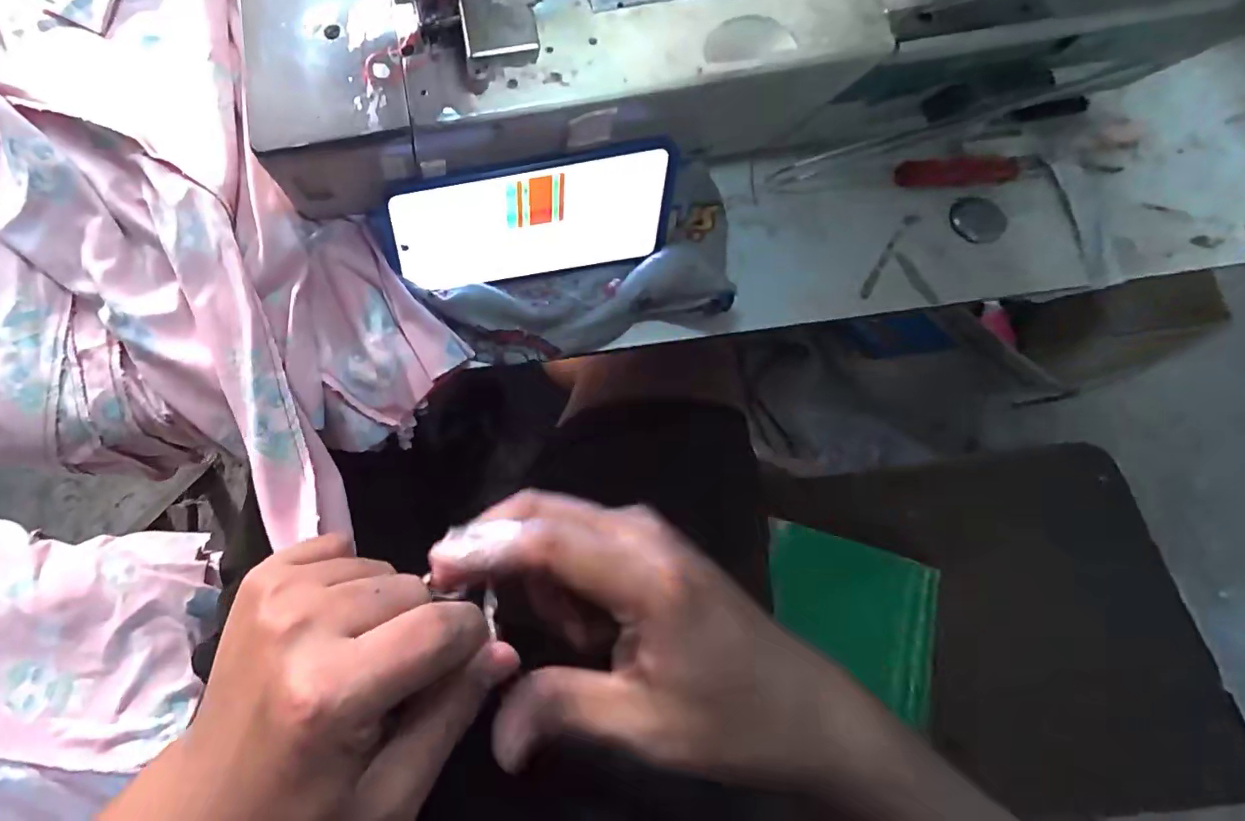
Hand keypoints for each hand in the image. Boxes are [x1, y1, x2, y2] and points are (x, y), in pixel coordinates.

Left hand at [104, 533, 518, 820]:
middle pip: (410, 588)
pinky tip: (336, 621)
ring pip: (379, 566)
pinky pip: (339, 547)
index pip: (439, 626)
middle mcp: (300, 624)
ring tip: (364, 650)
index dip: (469, 639)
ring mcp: (274, 592)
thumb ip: (450, 713)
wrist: (208, 802)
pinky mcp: (260, 575)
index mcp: (331, 690)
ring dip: (386, 603)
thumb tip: (502, 648)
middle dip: (426, 624)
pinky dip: (351, 577)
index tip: (469, 658)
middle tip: (401, 672)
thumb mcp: (389, 795)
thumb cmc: (305, 813)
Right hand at [427, 492, 888, 789]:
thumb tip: (493, 734)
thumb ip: (560, 710)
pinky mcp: (645, 538)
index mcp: (642, 571)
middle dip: (491, 540)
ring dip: (530, 567)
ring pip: (554, 521)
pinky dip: (556, 569)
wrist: (809, 708)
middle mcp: (638, 528)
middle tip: (457, 586)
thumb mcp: (643, 727)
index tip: (435, 568)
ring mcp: (643, 527)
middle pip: (541, 509)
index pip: (543, 539)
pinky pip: (577, 535)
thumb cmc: (731, 720)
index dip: (483, 546)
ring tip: (564, 638)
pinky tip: (583, 624)